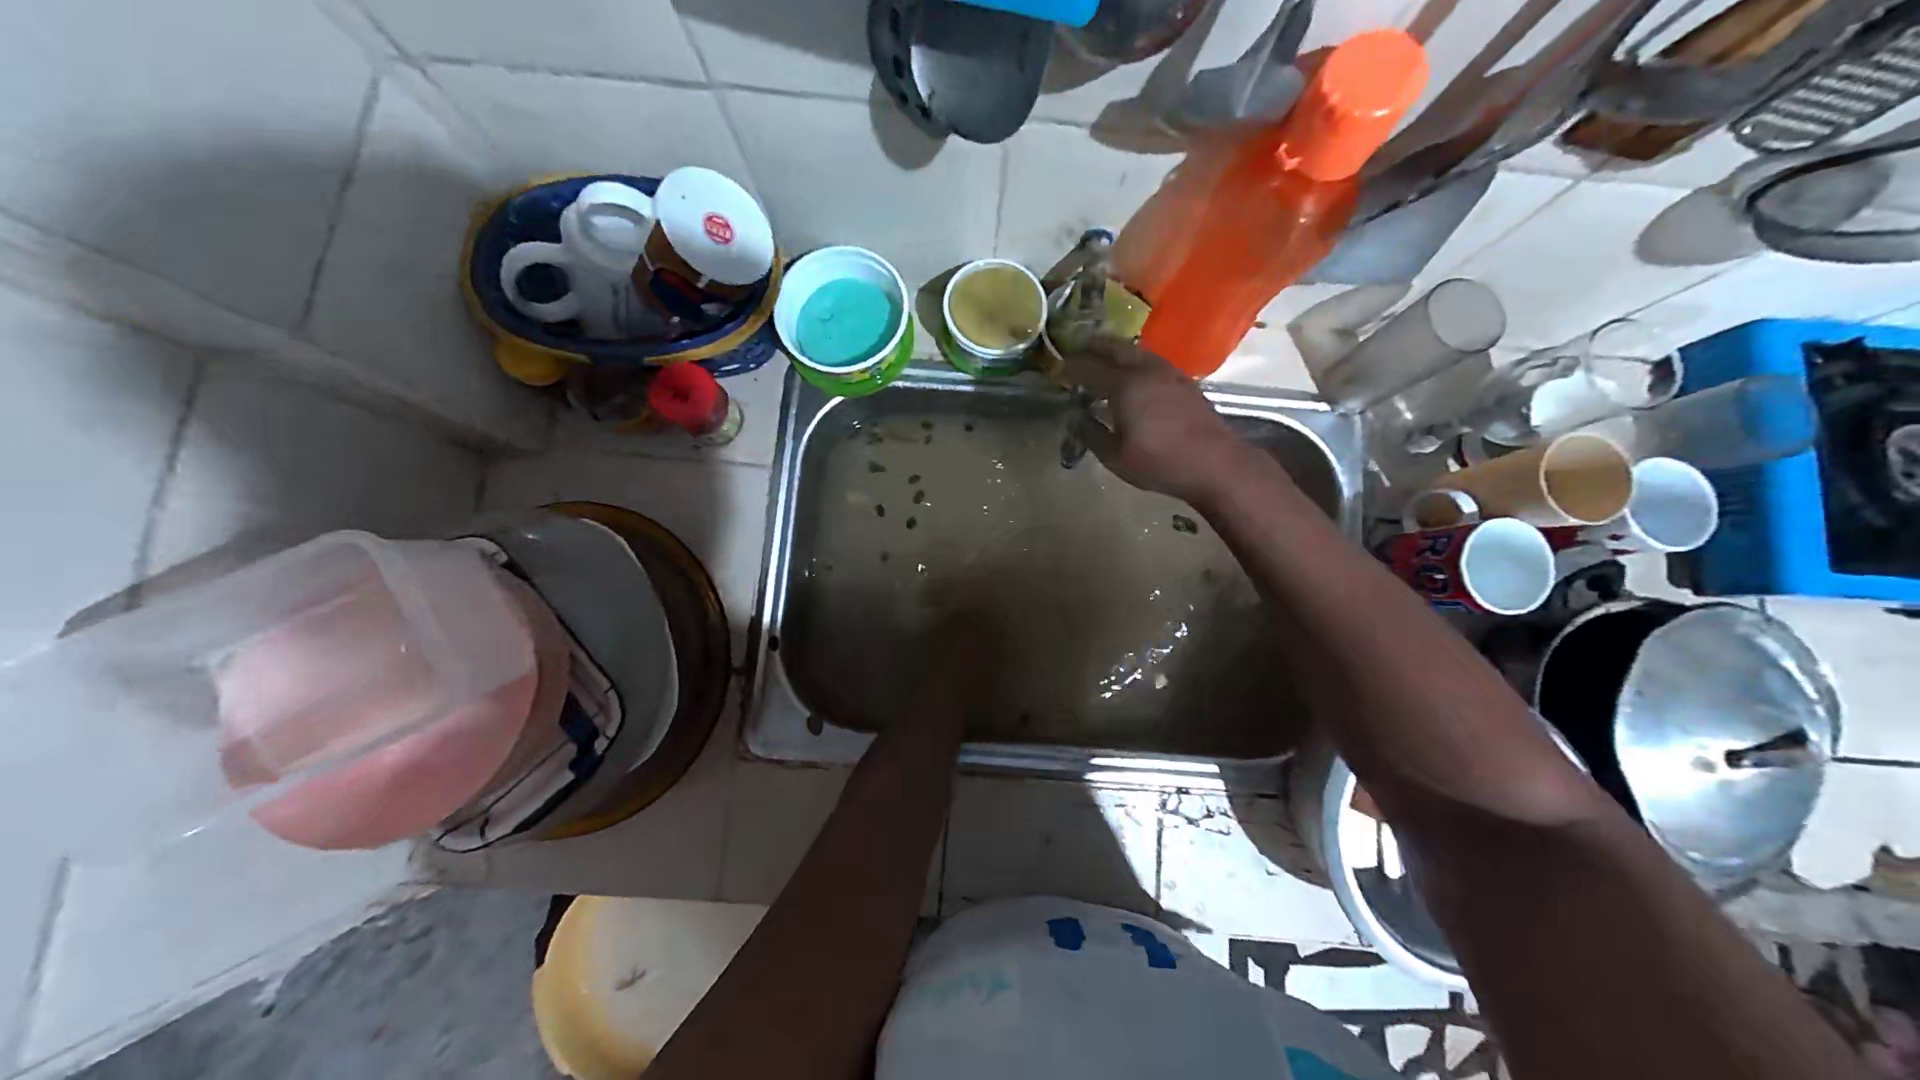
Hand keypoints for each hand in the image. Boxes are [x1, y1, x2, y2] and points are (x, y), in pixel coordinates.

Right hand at [1059, 337, 1251, 506]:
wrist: (1214, 463)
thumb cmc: (1159, 463)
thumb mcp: (1115, 457)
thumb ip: (1091, 433)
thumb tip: (1077, 418)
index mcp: (1124, 385)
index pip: (1088, 368)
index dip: (1070, 368)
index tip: (1057, 369)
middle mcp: (1145, 369)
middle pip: (1114, 347)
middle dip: (1092, 347)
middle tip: (1076, 351)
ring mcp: (1168, 372)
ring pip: (1135, 350)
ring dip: (1115, 350)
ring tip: (1102, 358)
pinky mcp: (1183, 380)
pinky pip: (1150, 360)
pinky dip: (1133, 360)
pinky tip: (1131, 374)